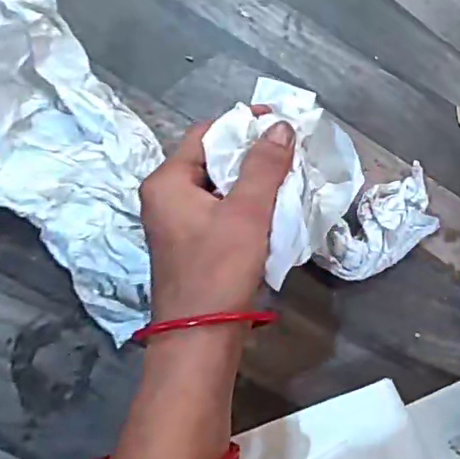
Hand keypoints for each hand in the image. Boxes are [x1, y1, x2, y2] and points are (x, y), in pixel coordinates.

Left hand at [140, 110, 294, 321]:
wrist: (201, 335)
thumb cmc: (218, 270)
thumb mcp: (246, 213)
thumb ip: (264, 167)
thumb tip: (281, 126)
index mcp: (167, 182)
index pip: (207, 133)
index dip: (244, 124)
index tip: (281, 123)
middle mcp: (167, 197)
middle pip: (214, 159)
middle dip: (254, 153)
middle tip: (292, 150)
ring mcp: (180, 222)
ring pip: (222, 186)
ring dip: (255, 180)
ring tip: (291, 176)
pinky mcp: (195, 243)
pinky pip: (223, 210)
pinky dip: (249, 203)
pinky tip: (276, 207)